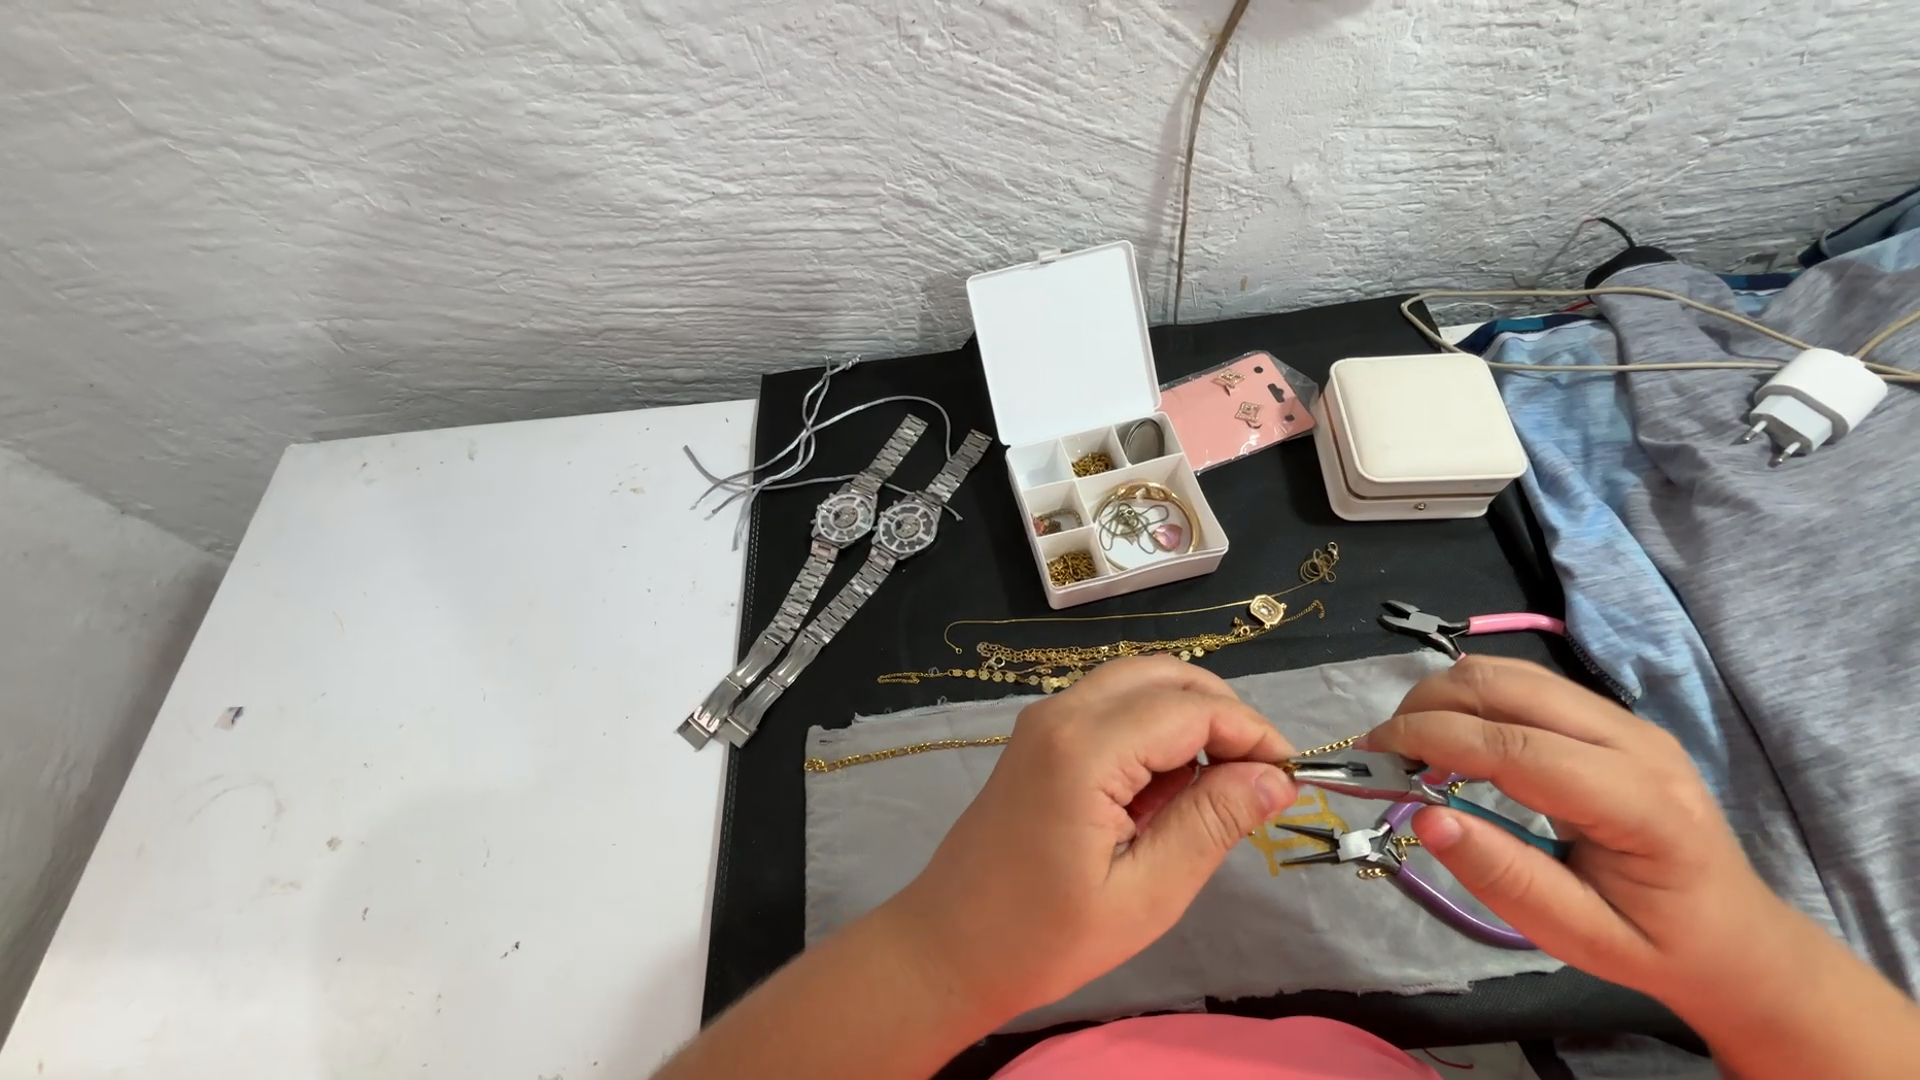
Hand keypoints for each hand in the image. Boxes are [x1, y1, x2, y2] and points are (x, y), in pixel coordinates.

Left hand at [883, 656, 1296, 1022]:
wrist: (949, 944)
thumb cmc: (1045, 935)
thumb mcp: (1145, 894)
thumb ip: (1211, 823)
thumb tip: (1274, 777)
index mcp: (1084, 747)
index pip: (1190, 708)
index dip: (1251, 733)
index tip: (1289, 777)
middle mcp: (1060, 712)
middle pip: (1163, 675)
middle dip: (1222, 713)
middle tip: (1256, 777)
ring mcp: (1044, 719)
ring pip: (1137, 682)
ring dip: (1187, 717)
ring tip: (1211, 790)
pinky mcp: (1039, 735)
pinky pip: (1110, 706)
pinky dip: (1151, 727)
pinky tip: (1161, 790)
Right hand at [1367, 656, 1795, 1003]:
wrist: (1738, 937)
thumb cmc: (1656, 943)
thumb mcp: (1578, 935)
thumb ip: (1503, 877)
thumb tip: (1425, 817)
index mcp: (1641, 805)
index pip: (1515, 746)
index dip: (1433, 739)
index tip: (1375, 755)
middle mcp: (1636, 743)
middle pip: (1506, 687)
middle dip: (1426, 706)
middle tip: (1385, 750)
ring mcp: (1623, 721)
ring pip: (1507, 672)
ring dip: (1441, 695)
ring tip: (1410, 742)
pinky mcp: (1605, 715)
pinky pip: (1520, 680)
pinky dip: (1466, 695)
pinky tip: (1450, 734)